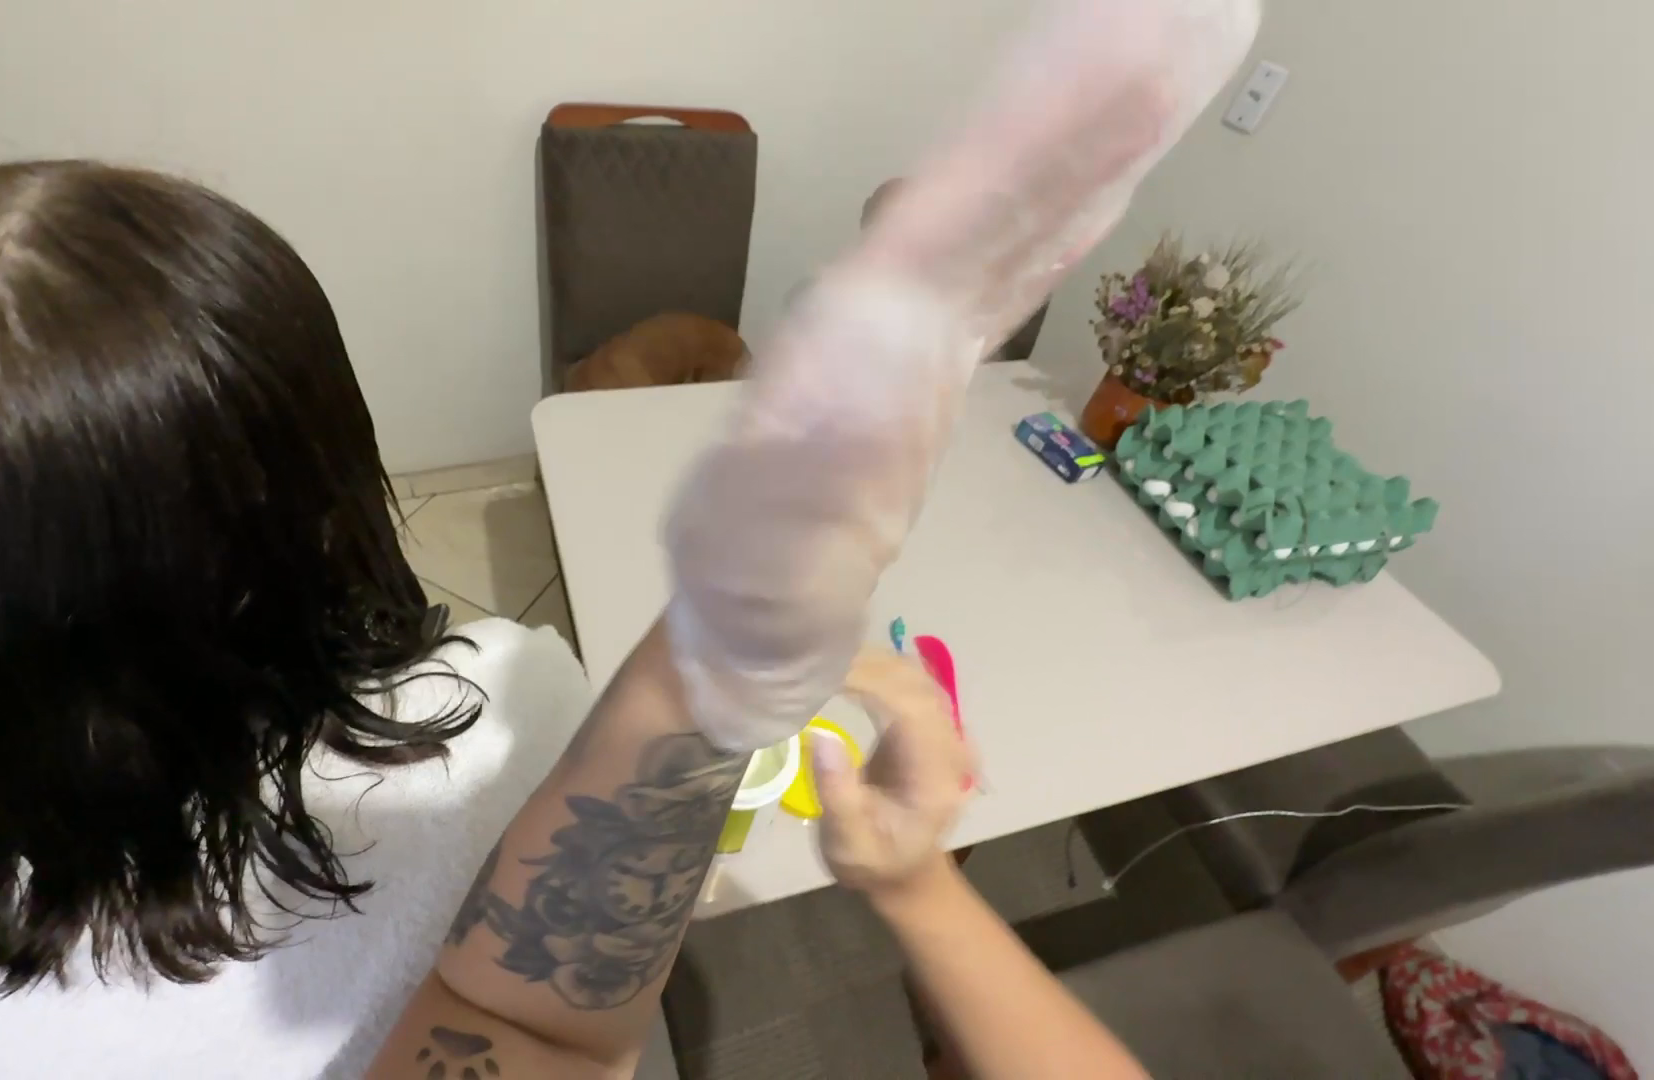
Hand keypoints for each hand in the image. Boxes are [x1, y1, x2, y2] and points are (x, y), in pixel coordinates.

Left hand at [660, 0, 1255, 751]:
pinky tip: (1101, 194)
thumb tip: (868, 370)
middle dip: (1073, 113)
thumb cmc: (743, 598)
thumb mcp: (753, 553)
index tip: (1114, 45)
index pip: (935, 231)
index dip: (1021, 145)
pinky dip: (1054, 237)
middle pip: (979, 209)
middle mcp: (874, 336)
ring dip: (1079, 152)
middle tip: (1185, 13)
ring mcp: (907, 359)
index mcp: (834, 355)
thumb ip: (797, 476)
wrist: (747, 626)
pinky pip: (1000, 293)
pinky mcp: (926, 392)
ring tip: (1172, 60)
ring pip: (999, 235)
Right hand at [811, 649, 974, 897]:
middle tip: (811, 660)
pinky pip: (906, 679)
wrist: (905, 872)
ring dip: (870, 659)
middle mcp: (949, 746)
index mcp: (935, 775)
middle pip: (915, 682)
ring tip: (820, 658)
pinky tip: (841, 663)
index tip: (823, 670)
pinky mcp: (924, 722)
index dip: (871, 680)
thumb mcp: (850, 844)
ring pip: (912, 673)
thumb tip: (820, 735)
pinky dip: (874, 665)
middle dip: (866, 663)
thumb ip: (838, 794)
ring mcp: (941, 731)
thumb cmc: (873, 861)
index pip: (911, 707)